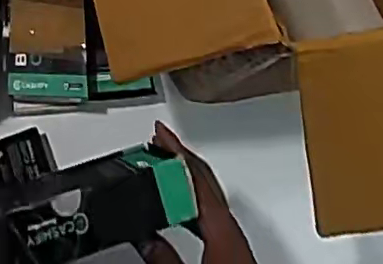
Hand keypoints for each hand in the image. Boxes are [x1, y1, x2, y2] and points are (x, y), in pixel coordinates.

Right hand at [153, 122, 255, 263]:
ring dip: (187, 179)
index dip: (176, 149)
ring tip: (164, 168)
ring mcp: (236, 242)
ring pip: (210, 196)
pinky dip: (194, 201)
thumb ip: (166, 258)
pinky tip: (180, 208)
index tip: (159, 131)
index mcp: (222, 230)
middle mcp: (232, 231)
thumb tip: (146, 237)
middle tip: (158, 143)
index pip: (196, 175)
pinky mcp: (236, 253)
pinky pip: (212, 213)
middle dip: (181, 159)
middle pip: (206, 181)